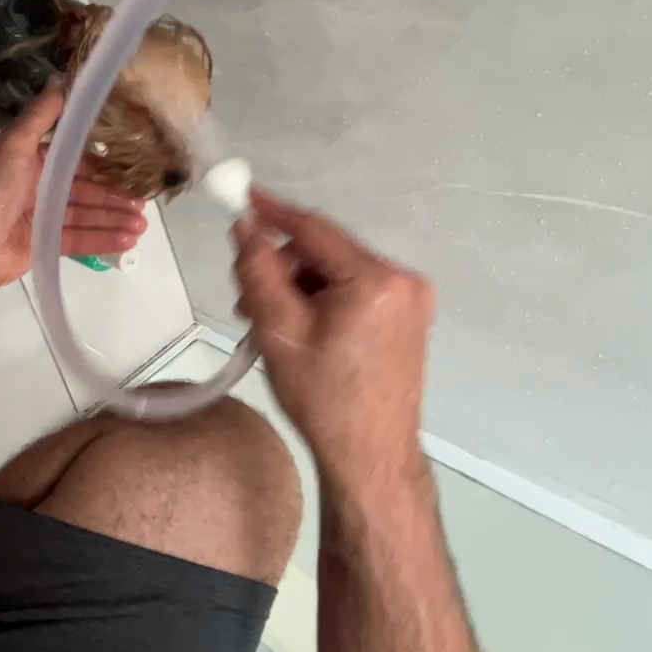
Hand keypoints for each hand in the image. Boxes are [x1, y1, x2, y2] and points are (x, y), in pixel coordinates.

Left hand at [0, 86, 147, 291]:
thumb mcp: (15, 144)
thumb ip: (40, 115)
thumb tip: (60, 78)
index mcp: (30, 161)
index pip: (73, 160)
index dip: (101, 162)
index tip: (131, 162)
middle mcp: (36, 187)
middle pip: (84, 189)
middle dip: (114, 195)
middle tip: (144, 200)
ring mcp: (41, 217)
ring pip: (85, 214)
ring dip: (114, 218)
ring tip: (143, 224)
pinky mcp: (44, 244)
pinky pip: (79, 239)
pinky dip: (103, 239)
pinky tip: (128, 240)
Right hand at [231, 188, 434, 488]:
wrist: (369, 455)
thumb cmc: (322, 394)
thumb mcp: (277, 327)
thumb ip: (257, 269)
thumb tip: (244, 226)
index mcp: (375, 279)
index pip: (313, 228)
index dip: (272, 211)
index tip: (240, 195)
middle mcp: (402, 280)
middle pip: (323, 251)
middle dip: (280, 266)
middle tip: (246, 297)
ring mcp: (410, 300)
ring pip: (334, 271)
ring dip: (296, 286)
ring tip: (268, 323)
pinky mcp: (407, 318)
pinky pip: (351, 290)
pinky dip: (319, 299)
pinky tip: (297, 328)